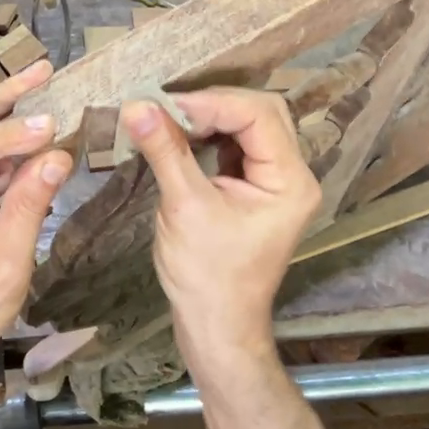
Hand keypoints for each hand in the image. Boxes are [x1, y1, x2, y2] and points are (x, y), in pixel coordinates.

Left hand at [0, 61, 74, 390]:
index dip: (11, 129)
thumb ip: (30, 206)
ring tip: (49, 90)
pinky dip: (14, 149)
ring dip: (10, 116)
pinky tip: (42, 141)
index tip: (52, 126)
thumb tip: (58, 155)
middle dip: (3, 95)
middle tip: (44, 71)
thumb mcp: (6, 264)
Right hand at [121, 89, 321, 353]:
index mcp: (290, 181)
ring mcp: (275, 181)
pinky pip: (235, 144)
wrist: (215, 325)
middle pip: (260, 113)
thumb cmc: (206, 274)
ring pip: (247, 125)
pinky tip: (178, 136)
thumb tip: (136, 105)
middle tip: (165, 110)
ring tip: (166, 119)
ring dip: (208, 117)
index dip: (211, 103)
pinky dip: (207, 134)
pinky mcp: (254, 187)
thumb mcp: (184, 207)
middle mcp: (292, 174)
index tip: (163, 106)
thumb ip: (165, 151)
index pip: (258, 115)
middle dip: (211, 105)